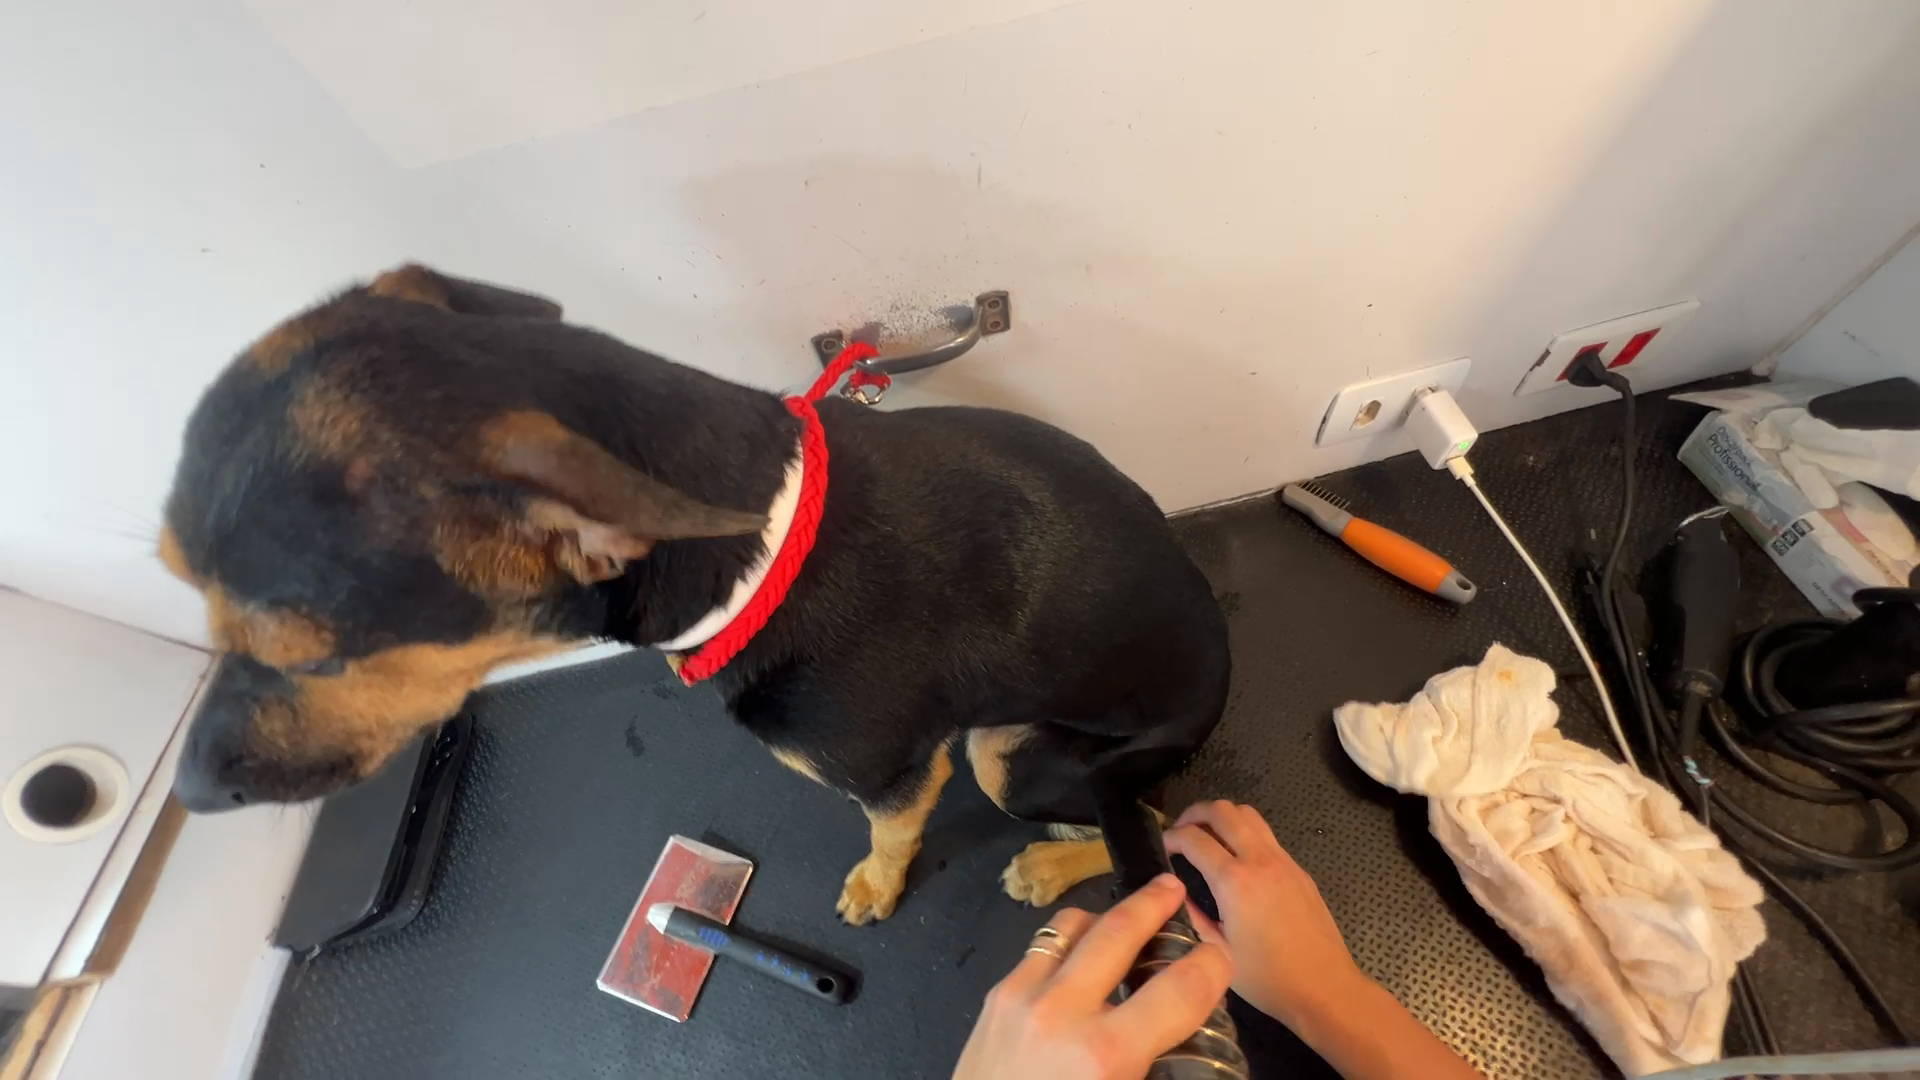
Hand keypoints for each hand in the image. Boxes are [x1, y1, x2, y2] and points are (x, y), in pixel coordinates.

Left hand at [953, 873, 1232, 1079]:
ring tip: (1126, 915)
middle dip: (1153, 904)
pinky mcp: (996, 994)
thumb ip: (1154, 1070)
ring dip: (1105, 915)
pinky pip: (1041, 945)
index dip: (1209, 967)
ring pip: (1072, 925)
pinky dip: (1068, 937)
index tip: (1220, 954)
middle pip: (1119, 932)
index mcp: (1105, 1056)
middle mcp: (1064, 1011)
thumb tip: (1176, 1039)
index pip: (1177, 993)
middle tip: (1173, 886)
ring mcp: (1024, 994)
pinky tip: (1079, 950)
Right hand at [1163, 800, 1364, 1028]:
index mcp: (1234, 881)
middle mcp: (1258, 860)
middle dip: (1194, 812)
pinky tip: (1238, 858)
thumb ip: (1191, 915)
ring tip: (1208, 835)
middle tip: (1181, 830)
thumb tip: (1174, 890)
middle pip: (1221, 810)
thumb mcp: (1218, 953)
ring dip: (1222, 816)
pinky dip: (1244, 832)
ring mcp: (1282, 861)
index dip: (1170, 836)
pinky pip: (1266, 834)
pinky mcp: (1298, 869)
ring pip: (1247, 813)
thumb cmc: (1269, 979)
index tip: (1162, 846)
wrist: (1328, 991)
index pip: (1193, 838)